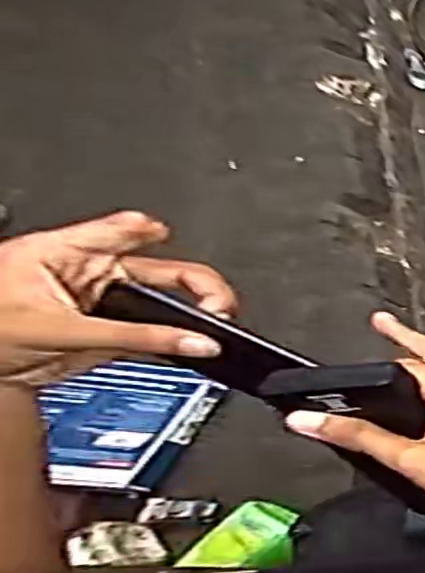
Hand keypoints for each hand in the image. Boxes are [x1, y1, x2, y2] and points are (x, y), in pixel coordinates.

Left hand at [0, 211, 236, 385]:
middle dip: (201, 287)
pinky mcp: (121, 329)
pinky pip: (166, 329)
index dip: (143, 231)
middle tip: (218, 306)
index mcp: (59, 256)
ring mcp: (108, 302)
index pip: (112, 233)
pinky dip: (187, 337)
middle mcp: (90, 274)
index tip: (165, 233)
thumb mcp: (59, 330)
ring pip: (171, 300)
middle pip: (165, 270)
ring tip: (212, 324)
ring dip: (197, 313)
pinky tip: (197, 341)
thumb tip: (200, 342)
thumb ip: (136, 337)